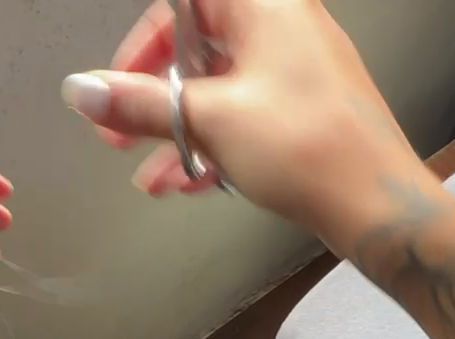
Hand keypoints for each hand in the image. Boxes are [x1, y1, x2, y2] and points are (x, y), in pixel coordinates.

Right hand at [62, 0, 422, 243]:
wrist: (374, 203)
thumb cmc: (305, 148)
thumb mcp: (211, 121)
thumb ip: (141, 105)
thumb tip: (80, 90)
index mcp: (263, 4)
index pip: (185, 1)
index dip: (145, 41)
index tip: (118, 82)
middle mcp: (281, 27)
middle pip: (198, 48)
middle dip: (154, 97)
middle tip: (119, 135)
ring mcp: (293, 72)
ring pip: (218, 92)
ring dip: (178, 135)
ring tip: (152, 180)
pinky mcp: (301, 113)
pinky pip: (242, 118)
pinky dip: (212, 147)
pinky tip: (189, 185)